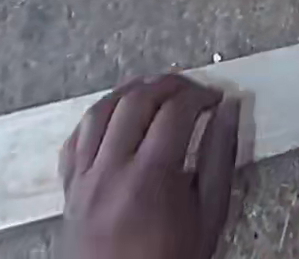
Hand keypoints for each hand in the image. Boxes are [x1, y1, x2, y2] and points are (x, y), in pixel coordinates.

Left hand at [58, 74, 247, 258]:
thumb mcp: (210, 213)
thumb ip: (221, 154)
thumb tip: (230, 108)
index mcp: (148, 179)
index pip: (176, 109)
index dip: (202, 94)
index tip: (217, 100)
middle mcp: (109, 174)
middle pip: (137, 100)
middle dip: (171, 84)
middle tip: (194, 91)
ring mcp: (82, 183)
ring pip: (100, 112)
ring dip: (132, 92)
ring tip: (158, 93)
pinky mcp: (68, 193)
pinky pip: (75, 141)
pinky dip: (99, 119)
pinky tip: (121, 118)